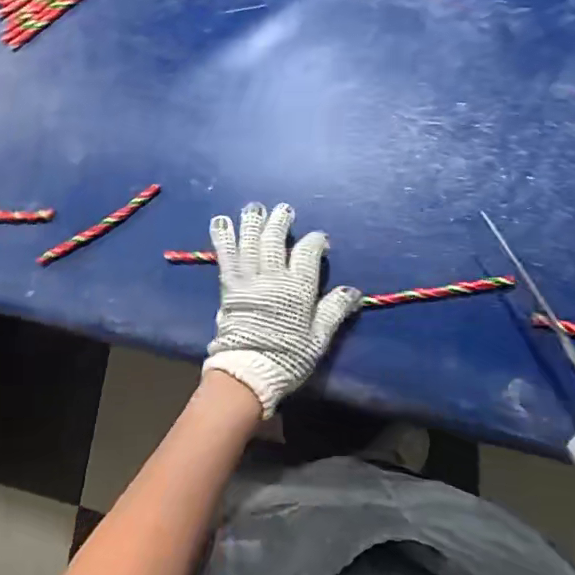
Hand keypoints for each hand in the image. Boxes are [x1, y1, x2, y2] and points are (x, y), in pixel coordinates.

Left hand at [203, 202, 361, 416]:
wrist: (249, 368)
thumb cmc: (288, 356)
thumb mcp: (319, 337)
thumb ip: (334, 311)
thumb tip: (353, 291)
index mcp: (298, 289)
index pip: (308, 255)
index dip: (315, 242)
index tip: (319, 238)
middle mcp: (273, 278)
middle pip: (276, 242)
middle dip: (280, 223)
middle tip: (283, 209)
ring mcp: (248, 280)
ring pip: (251, 243)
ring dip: (252, 223)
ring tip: (254, 207)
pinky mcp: (229, 286)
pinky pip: (226, 255)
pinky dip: (223, 237)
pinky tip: (221, 220)